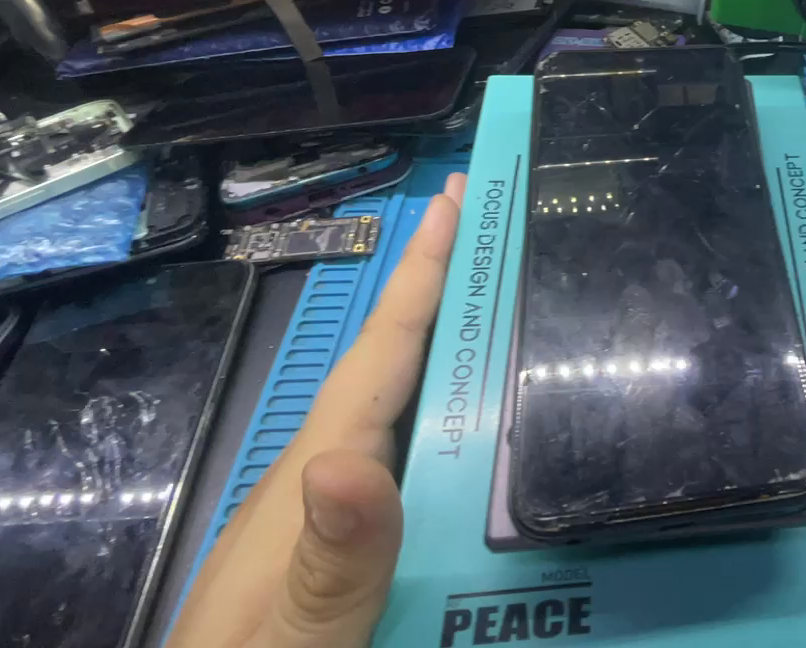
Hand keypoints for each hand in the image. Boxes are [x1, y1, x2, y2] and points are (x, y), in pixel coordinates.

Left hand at [170, 173, 466, 647]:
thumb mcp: (294, 646)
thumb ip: (331, 564)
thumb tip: (347, 458)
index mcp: (316, 478)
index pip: (379, 359)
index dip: (419, 277)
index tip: (452, 202)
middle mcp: (328, 473)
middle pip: (398, 362)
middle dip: (444, 285)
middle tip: (495, 221)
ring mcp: (338, 504)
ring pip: (409, 401)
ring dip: (454, 338)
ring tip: (510, 293)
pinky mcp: (353, 537)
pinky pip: (416, 445)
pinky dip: (451, 401)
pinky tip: (485, 410)